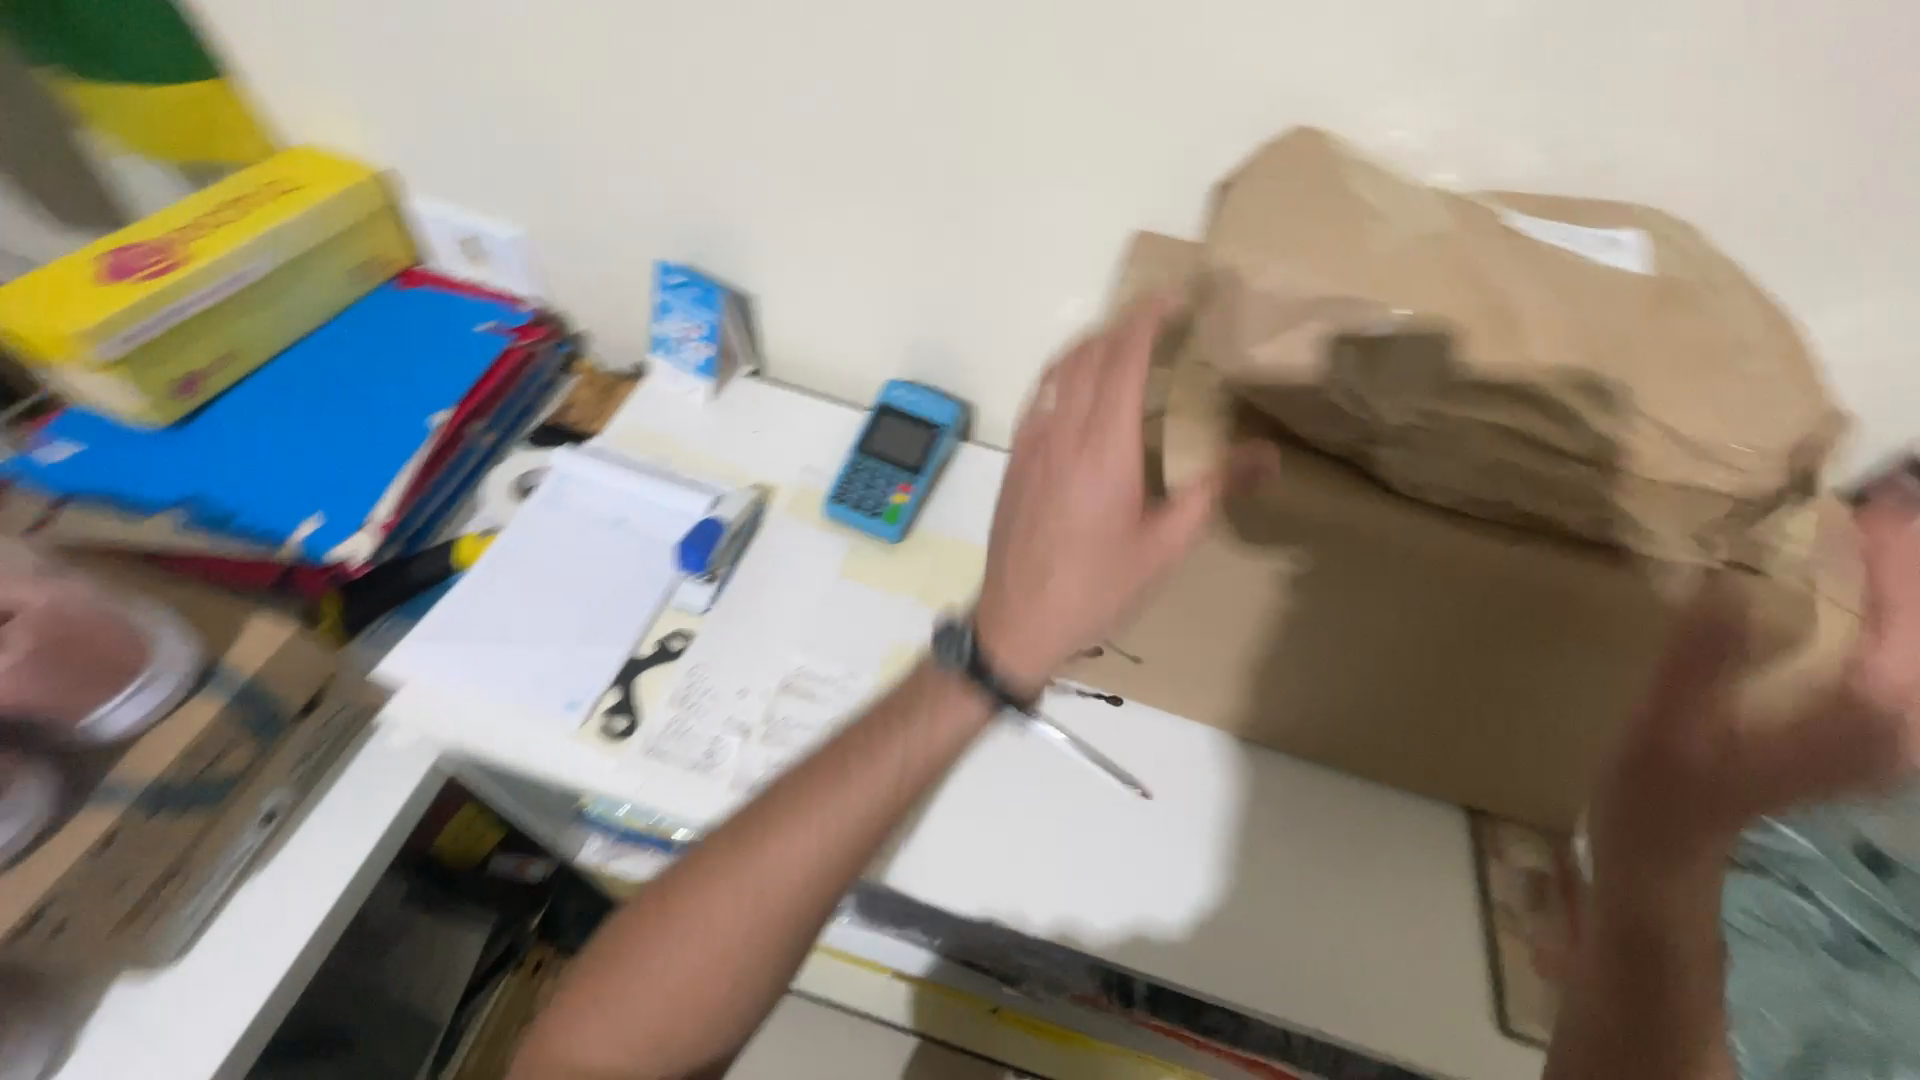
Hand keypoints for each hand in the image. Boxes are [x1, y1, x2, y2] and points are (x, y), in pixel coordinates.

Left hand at [974, 297, 1253, 696]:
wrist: (1018, 620)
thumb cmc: (1098, 588)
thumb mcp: (1166, 546)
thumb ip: (1214, 490)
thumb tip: (1268, 455)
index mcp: (1104, 446)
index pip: (1123, 357)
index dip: (1148, 318)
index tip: (1175, 298)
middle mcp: (1062, 431)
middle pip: (1089, 354)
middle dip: (1124, 324)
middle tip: (1160, 320)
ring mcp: (1031, 443)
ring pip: (1058, 371)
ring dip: (1091, 345)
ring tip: (1124, 344)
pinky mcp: (1015, 460)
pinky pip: (1039, 396)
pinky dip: (1063, 374)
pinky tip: (1079, 389)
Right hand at [1590, 494, 1919, 878]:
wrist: (1668, 835)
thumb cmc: (1660, 779)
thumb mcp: (1668, 717)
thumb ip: (1707, 653)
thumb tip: (1734, 573)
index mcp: (1861, 713)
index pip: (1906, 615)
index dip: (1893, 552)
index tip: (1867, 499)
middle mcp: (1904, 721)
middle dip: (1913, 561)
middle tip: (1881, 502)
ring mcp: (1897, 730)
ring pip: (1919, 640)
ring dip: (1905, 585)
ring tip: (1877, 533)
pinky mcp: (1877, 728)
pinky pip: (1904, 658)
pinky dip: (1894, 615)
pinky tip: (1865, 591)